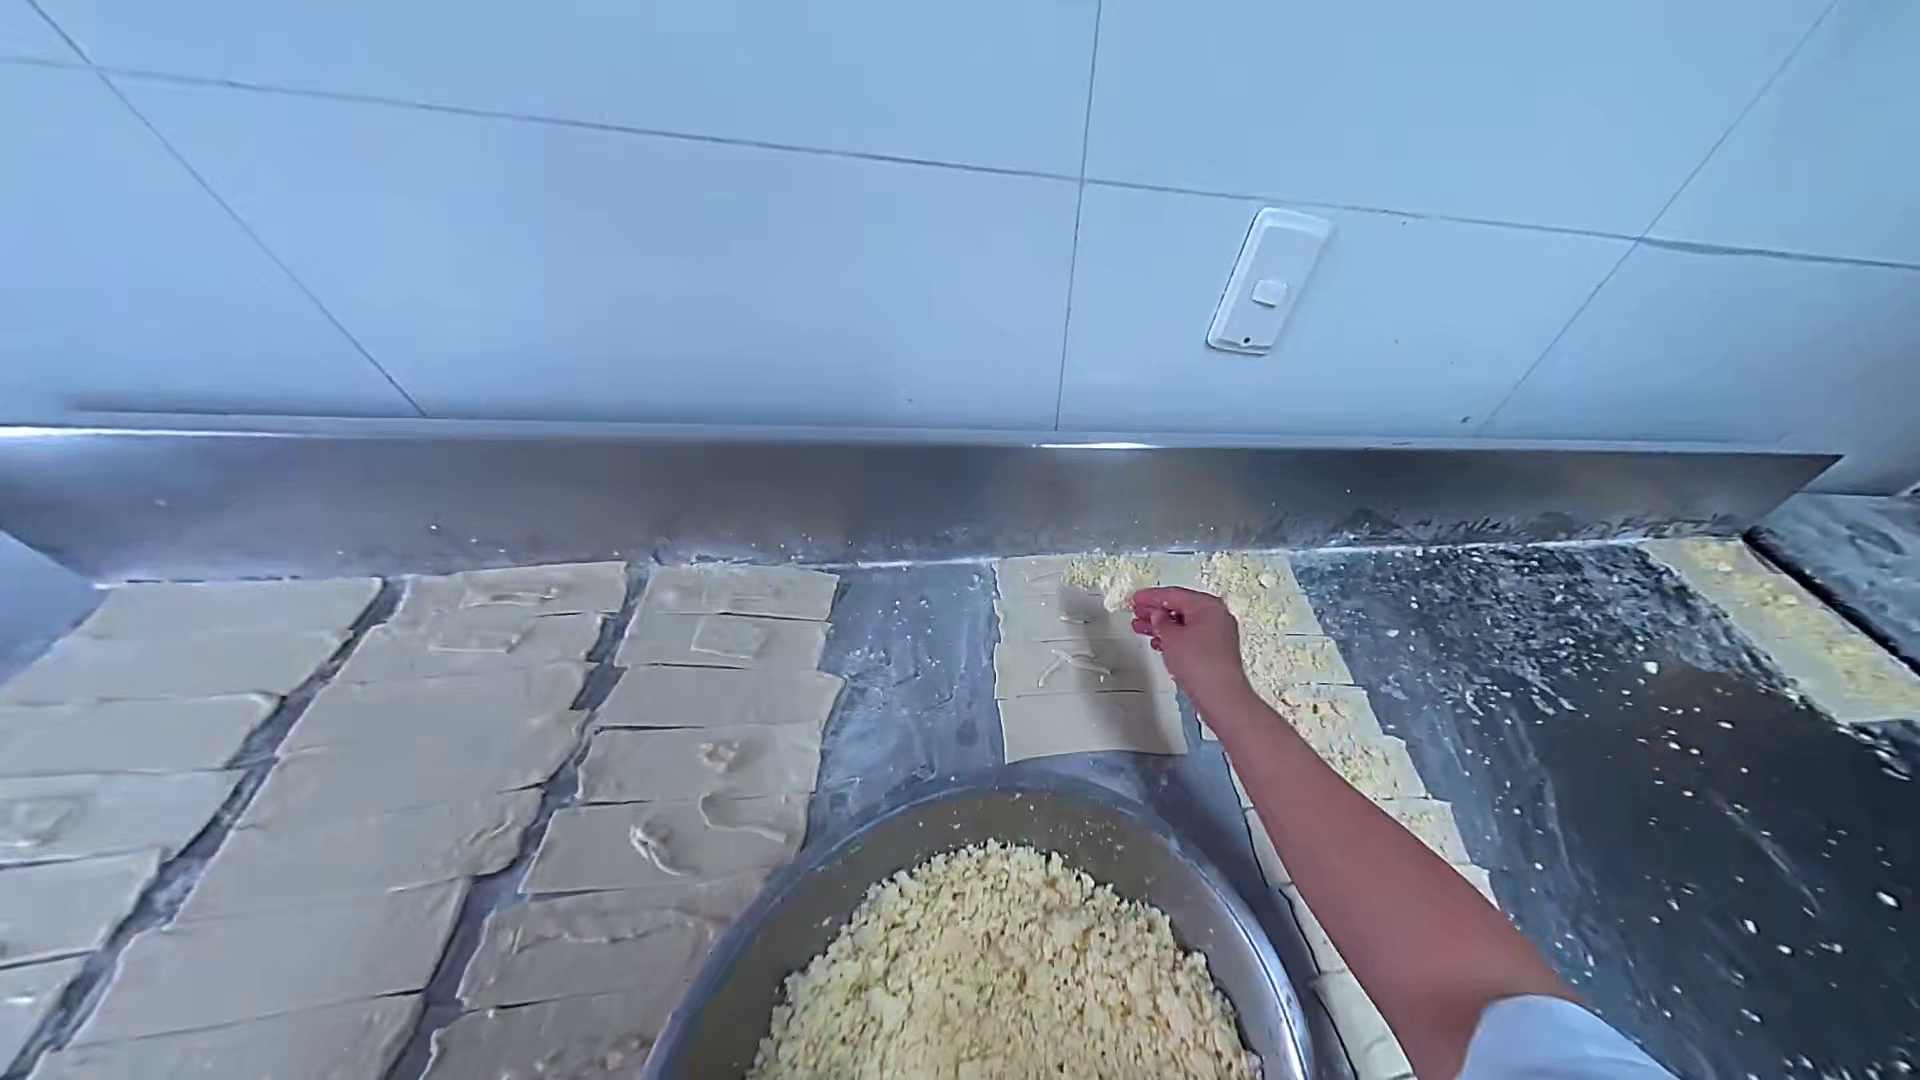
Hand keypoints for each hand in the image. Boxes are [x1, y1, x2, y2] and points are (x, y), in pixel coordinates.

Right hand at [1130, 587, 1254, 711]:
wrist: (1219, 695)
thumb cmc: (1201, 664)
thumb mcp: (1171, 637)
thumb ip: (1160, 621)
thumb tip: (1158, 616)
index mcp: (1207, 605)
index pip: (1174, 594)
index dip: (1151, 597)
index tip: (1137, 598)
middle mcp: (1216, 616)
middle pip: (1180, 607)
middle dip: (1156, 610)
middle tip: (1138, 611)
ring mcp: (1218, 634)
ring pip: (1184, 623)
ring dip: (1162, 625)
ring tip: (1142, 627)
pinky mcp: (1215, 650)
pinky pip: (1189, 636)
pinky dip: (1173, 637)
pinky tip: (1159, 642)